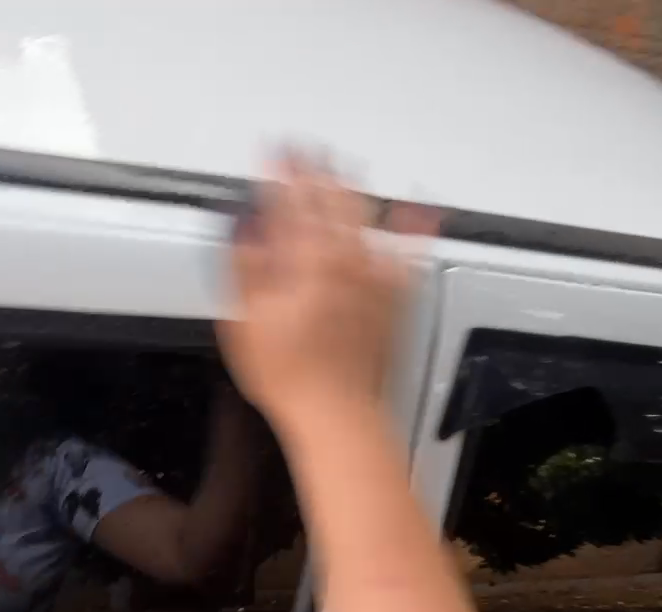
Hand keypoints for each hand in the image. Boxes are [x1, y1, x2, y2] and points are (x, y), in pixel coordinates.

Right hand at [218, 155, 437, 428]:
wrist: (335, 412)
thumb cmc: (288, 375)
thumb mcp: (244, 323)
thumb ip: (245, 266)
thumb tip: (244, 224)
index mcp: (303, 260)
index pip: (288, 201)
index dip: (277, 174)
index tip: (271, 152)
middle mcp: (343, 258)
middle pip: (328, 199)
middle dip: (313, 169)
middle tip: (302, 148)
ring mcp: (372, 275)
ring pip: (363, 214)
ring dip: (348, 185)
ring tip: (339, 165)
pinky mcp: (393, 296)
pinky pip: (408, 248)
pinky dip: (411, 222)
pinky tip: (417, 204)